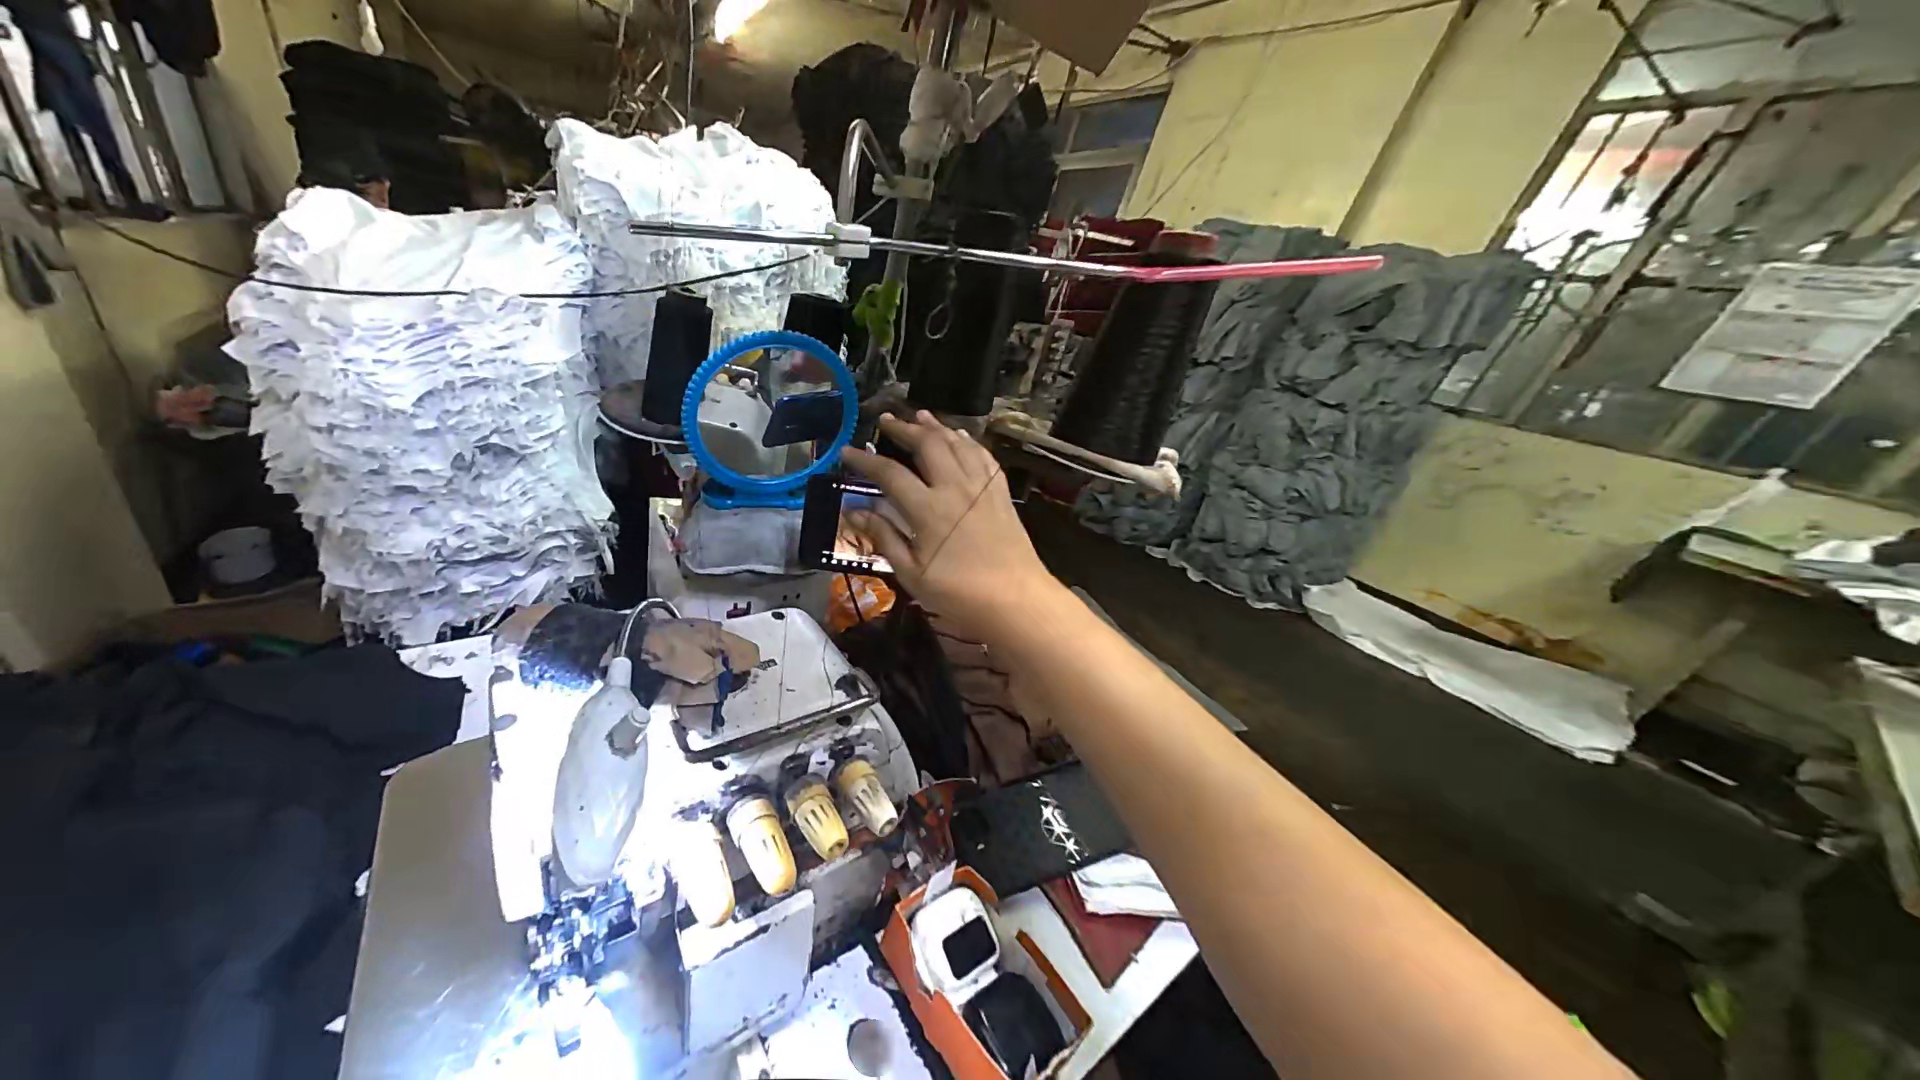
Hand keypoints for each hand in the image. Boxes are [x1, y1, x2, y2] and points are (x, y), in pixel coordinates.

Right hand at [840, 412, 1059, 640]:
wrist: (1015, 600)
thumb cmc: (959, 593)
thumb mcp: (912, 573)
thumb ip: (884, 537)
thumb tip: (854, 511)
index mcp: (928, 508)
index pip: (890, 473)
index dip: (866, 460)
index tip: (848, 451)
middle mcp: (955, 487)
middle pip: (928, 444)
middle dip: (904, 428)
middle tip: (886, 419)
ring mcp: (982, 487)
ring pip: (958, 443)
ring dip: (936, 427)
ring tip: (920, 415)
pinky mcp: (1001, 493)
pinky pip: (983, 456)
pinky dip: (968, 441)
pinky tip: (961, 437)